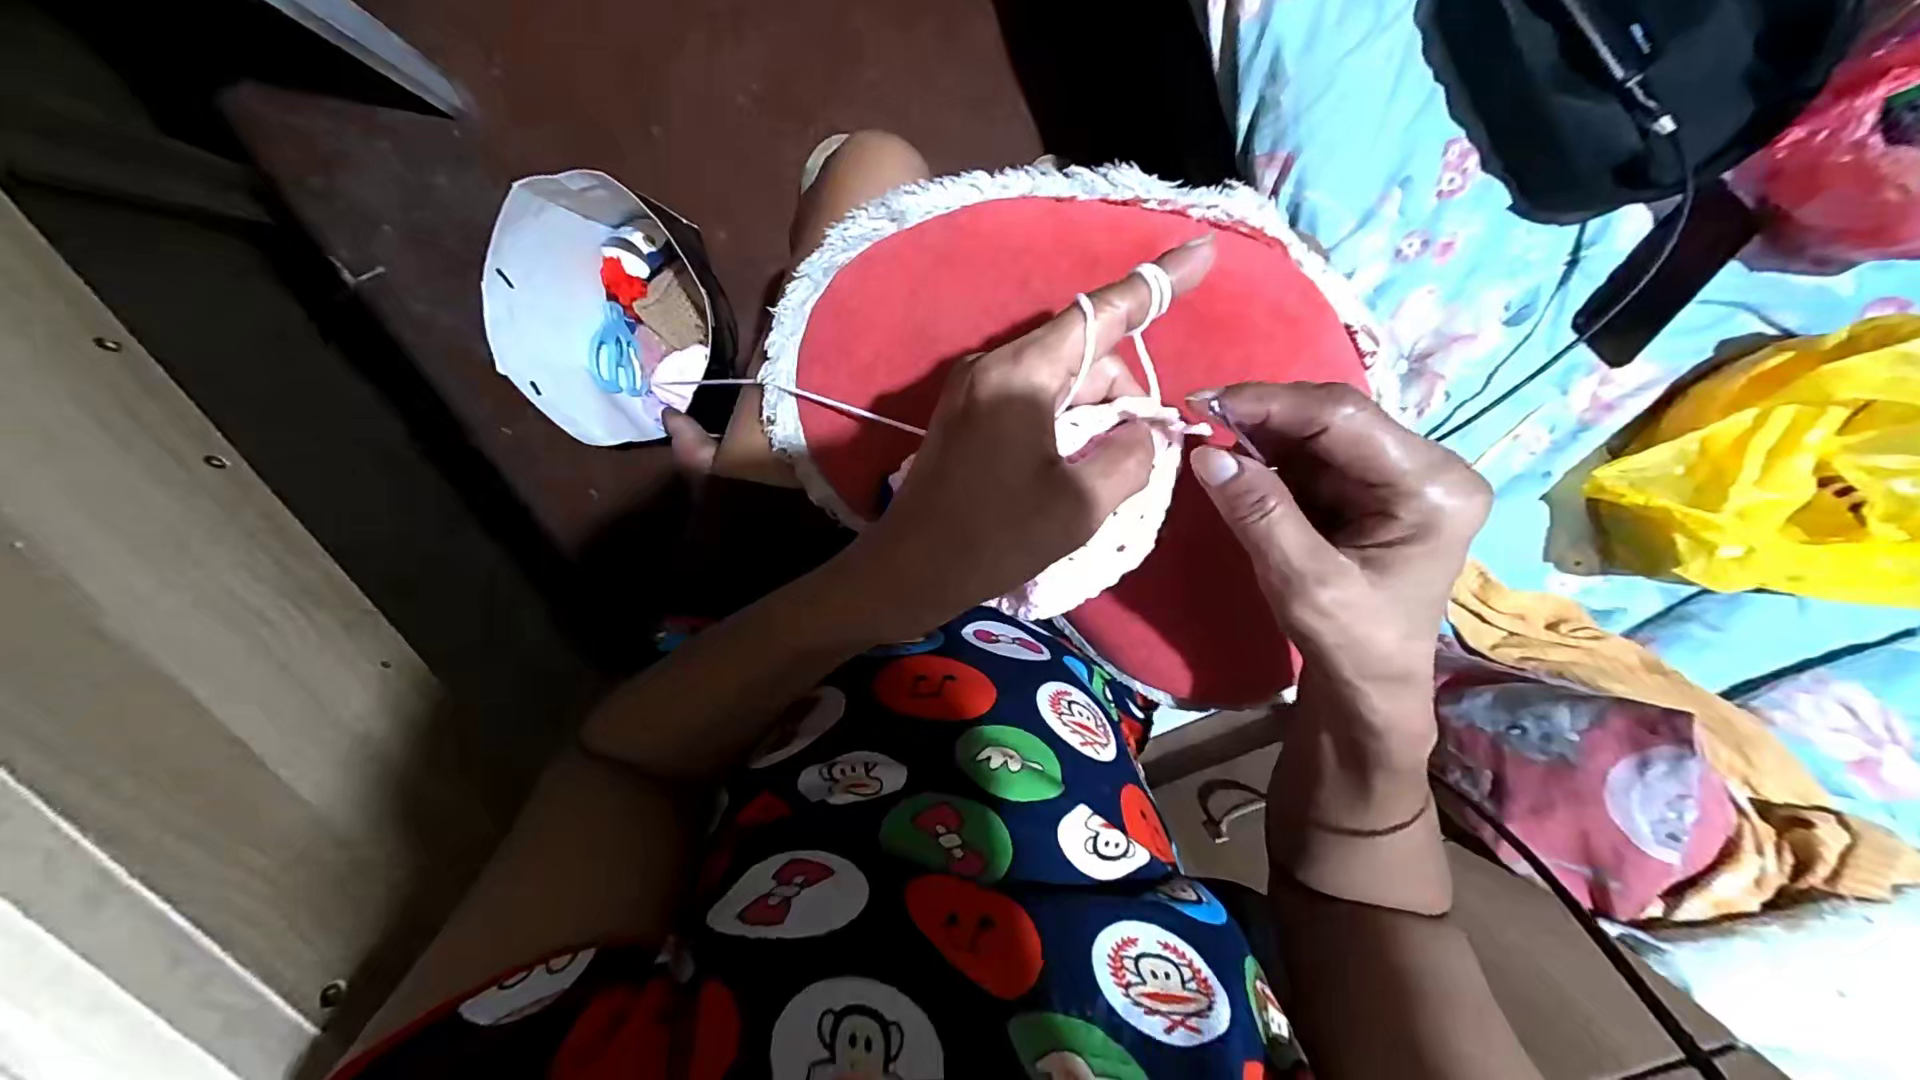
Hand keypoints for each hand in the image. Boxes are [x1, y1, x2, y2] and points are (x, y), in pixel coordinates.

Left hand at [838, 236, 1216, 632]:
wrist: (910, 571)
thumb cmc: (994, 539)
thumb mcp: (1080, 504)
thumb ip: (1130, 455)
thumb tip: (1143, 430)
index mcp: (1021, 375)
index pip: (1101, 313)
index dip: (1158, 283)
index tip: (1203, 250)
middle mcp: (992, 366)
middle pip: (1082, 353)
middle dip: (1121, 391)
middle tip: (1139, 447)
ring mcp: (973, 388)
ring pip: (1057, 377)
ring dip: (1091, 411)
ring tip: (1101, 467)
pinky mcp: (965, 413)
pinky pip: (1030, 396)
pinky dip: (1062, 419)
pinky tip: (1071, 460)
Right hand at [1189, 382, 1489, 762]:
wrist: (1369, 685)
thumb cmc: (1351, 643)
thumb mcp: (1302, 582)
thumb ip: (1258, 514)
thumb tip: (1206, 452)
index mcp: (1431, 487)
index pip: (1344, 419)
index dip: (1271, 404)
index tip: (1205, 403)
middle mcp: (1425, 468)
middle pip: (1334, 417)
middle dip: (1264, 417)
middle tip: (1200, 420)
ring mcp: (1396, 476)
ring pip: (1317, 432)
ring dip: (1262, 436)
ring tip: (1213, 444)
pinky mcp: (1367, 489)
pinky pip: (1311, 456)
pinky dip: (1269, 458)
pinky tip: (1240, 466)